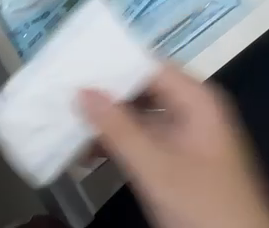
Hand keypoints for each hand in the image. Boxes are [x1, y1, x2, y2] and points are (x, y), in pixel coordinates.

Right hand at [81, 66, 268, 227]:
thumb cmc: (205, 207)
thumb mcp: (157, 168)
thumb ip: (117, 128)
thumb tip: (81, 89)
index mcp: (197, 99)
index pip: (147, 63)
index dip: (111, 61)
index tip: (73, 61)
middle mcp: (194, 111)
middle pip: (142, 89)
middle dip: (105, 94)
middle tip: (62, 90)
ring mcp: (188, 139)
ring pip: (141, 117)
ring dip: (108, 123)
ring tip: (65, 121)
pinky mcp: (182, 164)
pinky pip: (145, 142)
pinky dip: (120, 145)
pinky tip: (86, 152)